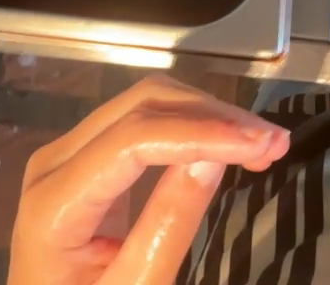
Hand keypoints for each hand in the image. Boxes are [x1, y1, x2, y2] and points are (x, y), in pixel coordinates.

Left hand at [7, 74, 289, 284]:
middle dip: (213, 115)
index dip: (202, 132)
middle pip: (143, 106)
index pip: (134, 138)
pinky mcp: (86, 155)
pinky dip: (190, 124)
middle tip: (273, 142)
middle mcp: (56, 159)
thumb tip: (214, 156)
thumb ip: (168, 226)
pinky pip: (142, 120)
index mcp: (55, 201)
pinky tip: (226, 139)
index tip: (263, 144)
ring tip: (261, 142)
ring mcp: (68, 152)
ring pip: (147, 102)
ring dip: (208, 114)